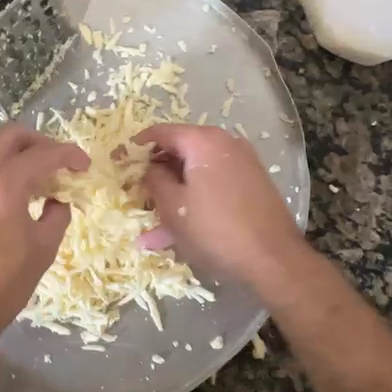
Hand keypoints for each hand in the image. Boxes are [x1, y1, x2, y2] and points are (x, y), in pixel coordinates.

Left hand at [0, 124, 88, 347]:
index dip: (69, 154)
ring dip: (8, 146)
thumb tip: (58, 200)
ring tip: (24, 168)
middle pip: (11, 135)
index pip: (44, 154)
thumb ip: (57, 216)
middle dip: (39, 143)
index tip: (83, 165)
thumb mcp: (41, 251)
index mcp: (3, 186)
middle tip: (56, 162)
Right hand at [135, 124, 308, 289]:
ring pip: (196, 172)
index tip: (118, 164)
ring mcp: (242, 163)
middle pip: (180, 150)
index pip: (160, 132)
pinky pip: (213, 184)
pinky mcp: (252, 183)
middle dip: (156, 174)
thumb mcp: (173, 207)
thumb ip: (153, 180)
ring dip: (174, 194)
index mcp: (203, 140)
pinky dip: (194, 200)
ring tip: (153, 226)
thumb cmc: (216, 230)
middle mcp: (225, 143)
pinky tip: (179, 230)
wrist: (274, 258)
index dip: (135, 148)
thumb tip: (148, 169)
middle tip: (136, 196)